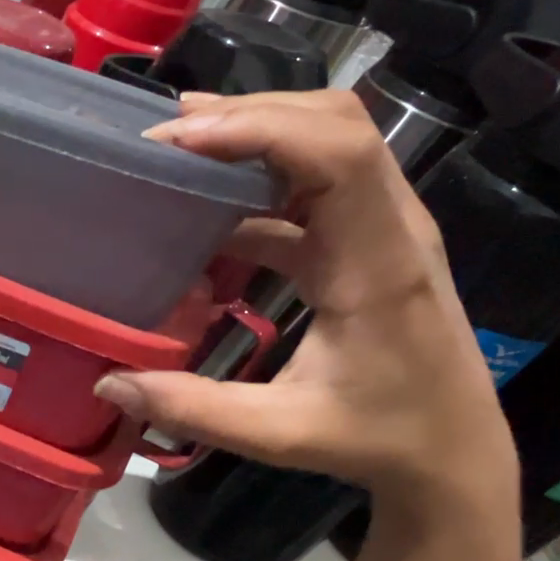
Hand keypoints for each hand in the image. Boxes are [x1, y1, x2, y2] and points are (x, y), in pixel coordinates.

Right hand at [95, 91, 516, 507]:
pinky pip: (315, 185)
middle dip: (248, 115)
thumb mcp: (275, 433)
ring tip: (180, 149)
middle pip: (334, 124)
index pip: (335, 156)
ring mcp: (381, 230)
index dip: (258, 132)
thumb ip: (191, 409)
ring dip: (256, 135)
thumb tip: (110, 385)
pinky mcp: (366, 243)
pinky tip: (208, 205)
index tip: (179, 140)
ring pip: (329, 142)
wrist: (449, 446)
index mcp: (375, 266)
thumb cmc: (374, 437)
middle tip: (164, 134)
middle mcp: (389, 228)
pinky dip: (260, 178)